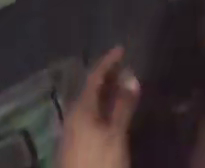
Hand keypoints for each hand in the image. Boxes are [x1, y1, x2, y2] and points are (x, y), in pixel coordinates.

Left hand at [61, 47, 138, 167]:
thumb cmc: (100, 165)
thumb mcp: (116, 135)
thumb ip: (123, 105)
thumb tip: (131, 76)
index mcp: (80, 111)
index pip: (94, 78)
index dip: (108, 62)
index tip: (122, 48)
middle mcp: (73, 119)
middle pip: (90, 90)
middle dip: (107, 76)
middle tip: (124, 64)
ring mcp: (73, 135)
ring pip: (90, 105)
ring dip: (105, 93)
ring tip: (122, 84)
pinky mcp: (76, 148)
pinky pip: (89, 117)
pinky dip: (102, 107)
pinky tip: (112, 111)